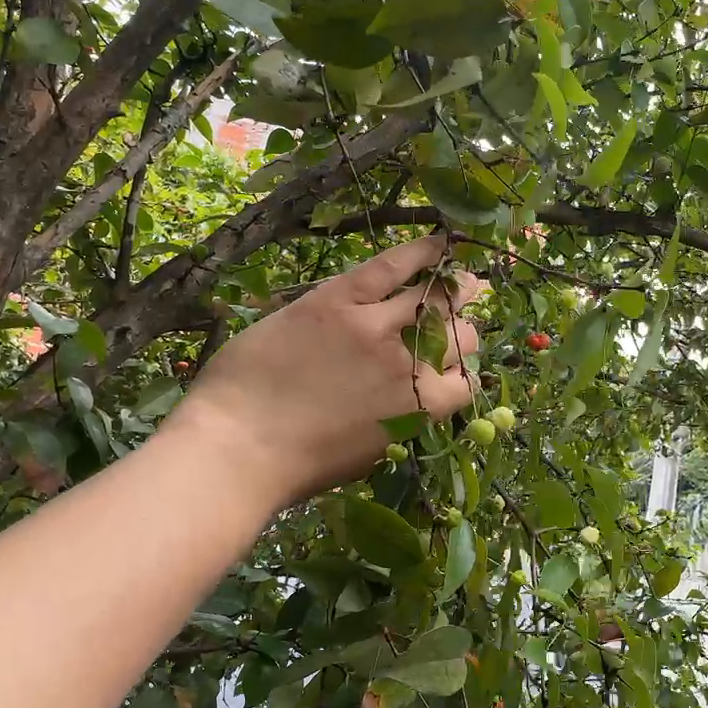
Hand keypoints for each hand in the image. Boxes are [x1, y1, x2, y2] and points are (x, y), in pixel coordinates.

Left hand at [163, 235, 483, 507]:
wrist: (241, 447)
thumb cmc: (303, 465)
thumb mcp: (374, 450)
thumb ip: (406, 418)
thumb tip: (417, 397)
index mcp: (423, 408)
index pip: (467, 381)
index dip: (463, 371)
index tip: (454, 367)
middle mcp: (412, 364)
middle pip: (459, 337)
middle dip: (462, 332)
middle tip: (456, 325)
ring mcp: (376, 327)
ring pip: (435, 301)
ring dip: (457, 290)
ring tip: (464, 280)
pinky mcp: (338, 300)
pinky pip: (390, 267)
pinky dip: (420, 252)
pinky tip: (440, 242)